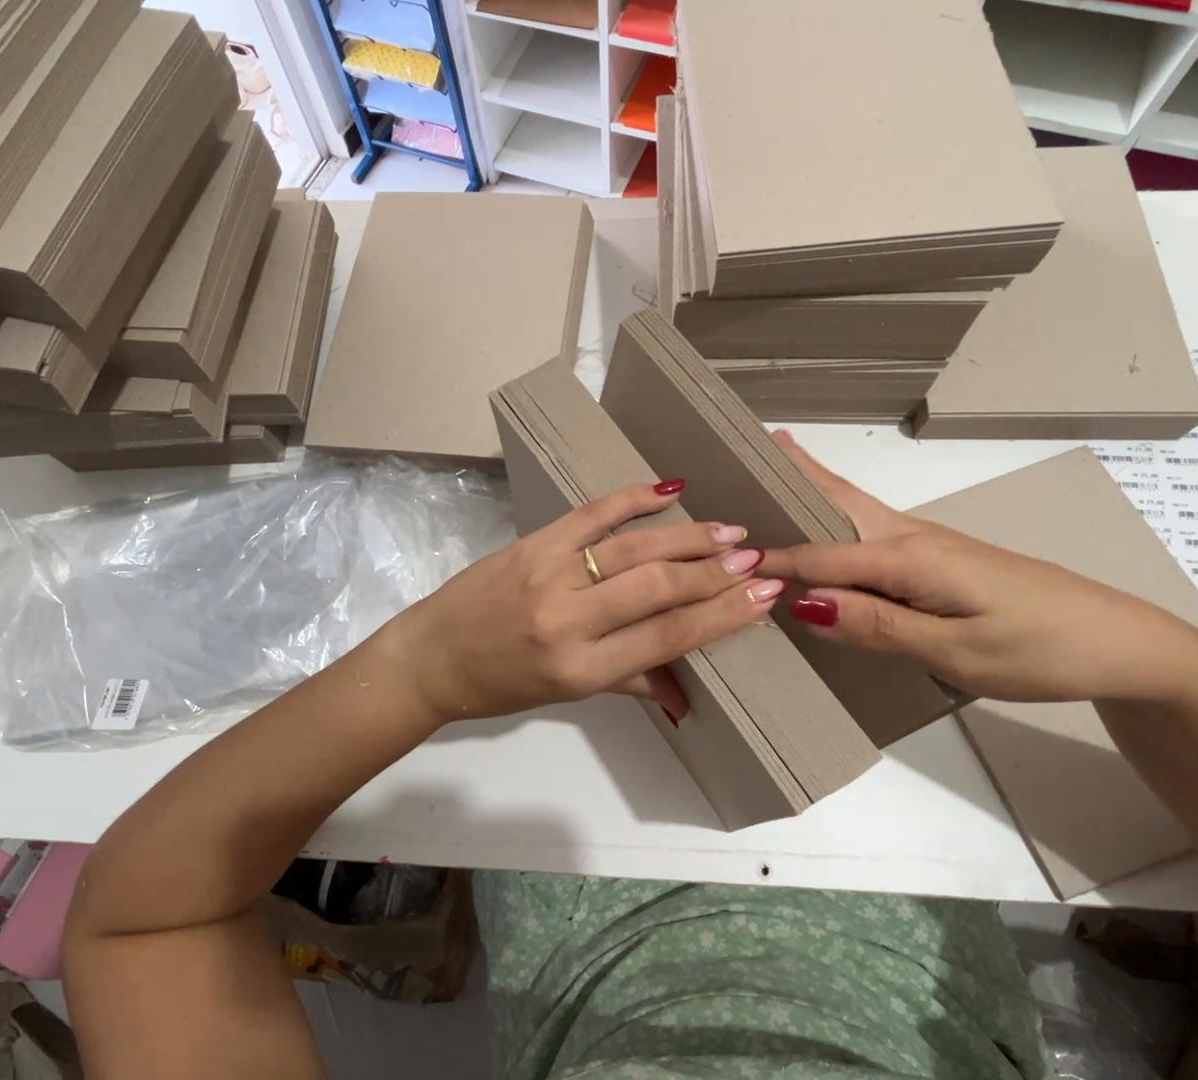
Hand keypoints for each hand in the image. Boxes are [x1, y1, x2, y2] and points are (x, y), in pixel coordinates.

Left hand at [384, 480, 784, 721]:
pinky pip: (592, 514)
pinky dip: (632, 498)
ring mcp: (549, 575)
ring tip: (730, 532)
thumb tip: (688, 691)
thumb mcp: (567, 696)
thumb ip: (630, 682)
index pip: (669, 637)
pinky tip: (670, 489)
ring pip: (635, 548)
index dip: (724, 613)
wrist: (431, 658)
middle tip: (759, 558)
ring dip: (689, 537)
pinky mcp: (532, 543)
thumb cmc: (499, 686)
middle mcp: (570, 620)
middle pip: (660, 587)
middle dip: (716, 572)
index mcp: (583, 669)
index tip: (766, 594)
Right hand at [762, 432, 1197, 703]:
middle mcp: (912, 539)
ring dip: (814, 484)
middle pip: (840, 500)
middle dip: (795, 475)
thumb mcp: (956, 650)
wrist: (1120, 643)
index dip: (774, 562)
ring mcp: (930, 544)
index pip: (821, 556)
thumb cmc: (1039, 649)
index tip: (722, 562)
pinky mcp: (942, 559)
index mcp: (910, 559)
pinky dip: (838, 511)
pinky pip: (871, 528)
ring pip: (856, 508)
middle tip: (751, 445)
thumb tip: (805, 601)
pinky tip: (833, 523)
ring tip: (779, 460)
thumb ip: (879, 624)